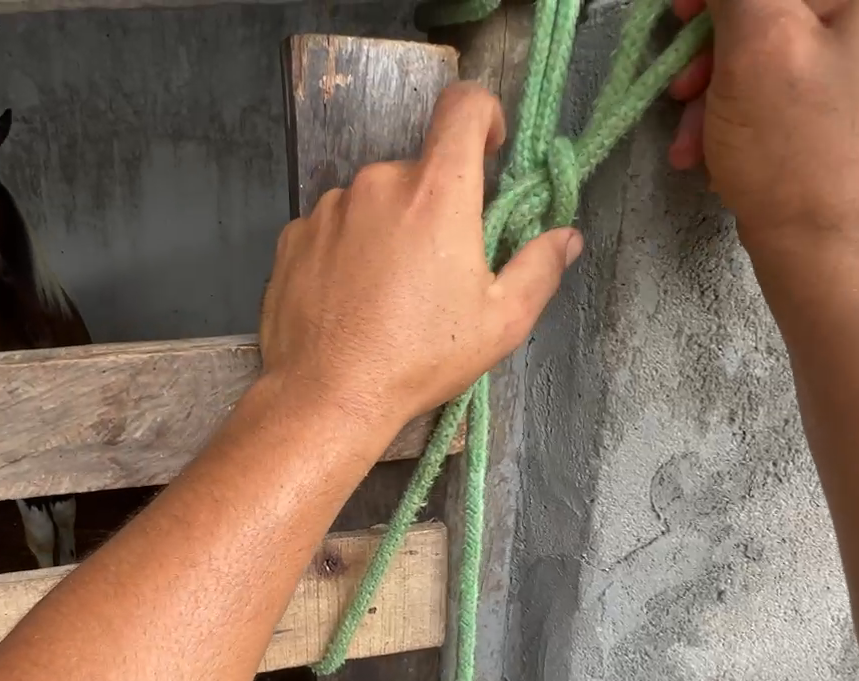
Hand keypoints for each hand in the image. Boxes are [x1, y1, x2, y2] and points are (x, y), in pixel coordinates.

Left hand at [258, 82, 582, 437]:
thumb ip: (539, 269)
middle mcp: (377, 184)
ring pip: (370, 204)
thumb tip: (566, 238)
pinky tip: (348, 301)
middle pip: (416, 174)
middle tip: (433, 271)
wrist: (327, 396)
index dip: (482, 117)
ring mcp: (328, 210)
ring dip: (384, 232)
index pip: (464, 107)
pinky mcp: (292, 239)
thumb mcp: (499, 324)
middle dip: (431, 209)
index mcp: (436, 192)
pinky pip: (331, 230)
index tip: (486, 153)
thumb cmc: (418, 360)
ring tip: (384, 296)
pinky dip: (345, 253)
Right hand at [665, 0, 858, 254]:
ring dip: (718, 87)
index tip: (684, 12)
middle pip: (785, 5)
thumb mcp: (757, 48)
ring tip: (691, 135)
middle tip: (682, 84)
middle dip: (718, 44)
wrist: (831, 248)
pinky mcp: (850, 102)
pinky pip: (785, 83)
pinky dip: (740, 109)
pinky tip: (711, 147)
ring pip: (777, 45)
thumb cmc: (801, 147)